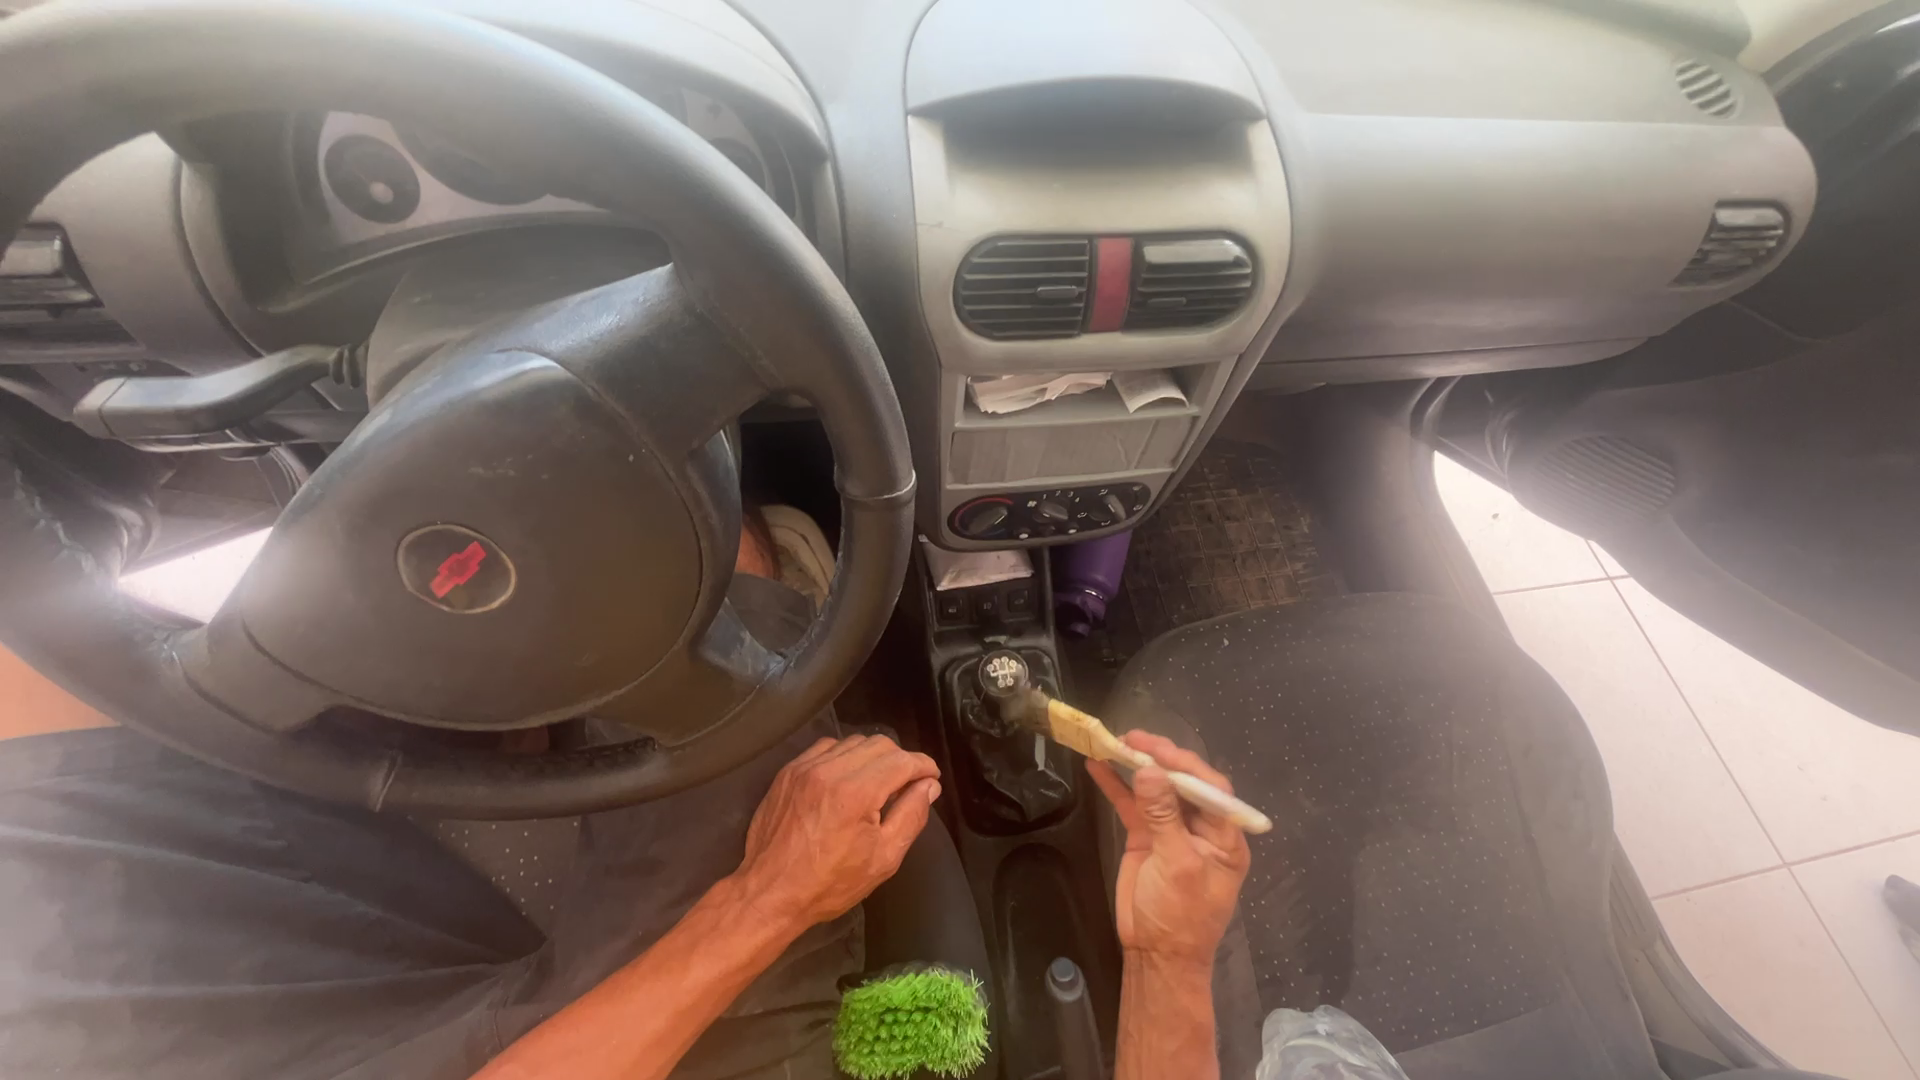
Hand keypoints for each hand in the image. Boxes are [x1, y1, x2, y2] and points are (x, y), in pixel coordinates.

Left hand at [731, 734, 941, 930]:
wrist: (770, 893)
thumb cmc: (830, 883)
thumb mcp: (883, 858)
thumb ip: (911, 815)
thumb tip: (929, 786)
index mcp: (857, 792)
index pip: (902, 760)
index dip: (924, 766)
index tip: (932, 779)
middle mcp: (831, 769)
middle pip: (880, 744)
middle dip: (901, 760)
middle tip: (907, 784)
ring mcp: (806, 766)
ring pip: (853, 742)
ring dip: (873, 756)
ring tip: (877, 782)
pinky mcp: (789, 771)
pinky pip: (826, 747)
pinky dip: (844, 756)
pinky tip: (846, 778)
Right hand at [1087, 732, 1249, 966]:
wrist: (1156, 954)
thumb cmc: (1182, 915)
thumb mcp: (1177, 865)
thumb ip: (1163, 816)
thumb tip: (1149, 771)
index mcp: (1224, 836)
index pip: (1211, 789)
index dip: (1186, 765)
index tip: (1157, 750)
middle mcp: (1200, 827)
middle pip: (1182, 782)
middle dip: (1159, 758)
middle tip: (1133, 738)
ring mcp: (1170, 829)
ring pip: (1155, 788)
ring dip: (1135, 765)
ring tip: (1114, 742)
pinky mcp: (1145, 836)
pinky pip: (1131, 803)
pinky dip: (1115, 785)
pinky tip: (1097, 766)